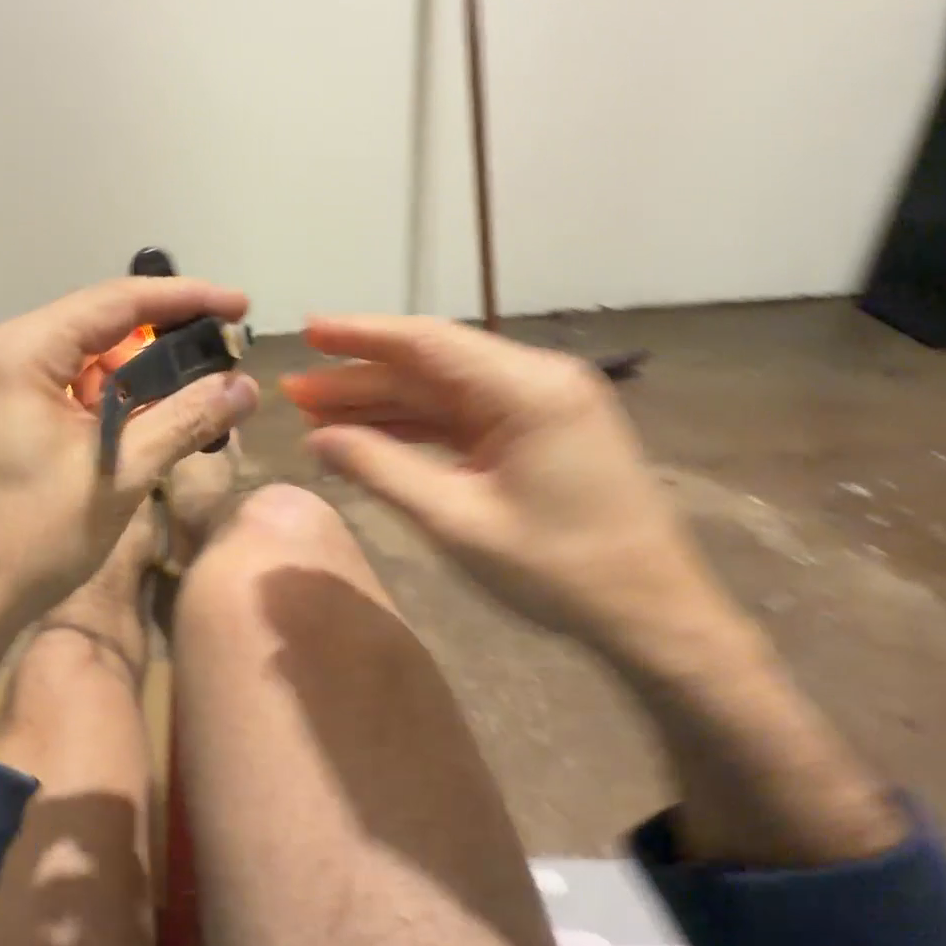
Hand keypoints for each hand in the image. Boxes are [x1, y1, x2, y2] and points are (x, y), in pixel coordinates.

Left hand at [0, 277, 258, 626]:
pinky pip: (70, 391)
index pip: (119, 301)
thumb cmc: (32, 535)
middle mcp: (7, 354)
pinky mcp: (5, 417)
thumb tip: (245, 385)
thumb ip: (185, 420)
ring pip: (88, 362)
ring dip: (141, 378)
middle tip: (223, 362)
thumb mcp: (120, 473)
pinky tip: (148, 425)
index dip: (187, 298)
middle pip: (102, 327)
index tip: (240, 306)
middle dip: (166, 344)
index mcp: (24, 351)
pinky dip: (112, 402)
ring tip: (195, 399)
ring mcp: (1, 386)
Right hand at [284, 315, 732, 659]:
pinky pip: (464, 419)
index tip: (307, 332)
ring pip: (443, 393)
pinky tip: (369, 437)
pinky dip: (416, 428)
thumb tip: (317, 439)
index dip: (360, 337)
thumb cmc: (559, 570)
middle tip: (294, 394)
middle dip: (360, 380)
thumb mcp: (457, 521)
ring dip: (382, 405)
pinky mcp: (539, 435)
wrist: (652, 613)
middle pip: (431, 367)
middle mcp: (536, 381)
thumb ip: (382, 470)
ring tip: (316, 416)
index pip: (427, 342)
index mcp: (527, 389)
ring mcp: (540, 407)